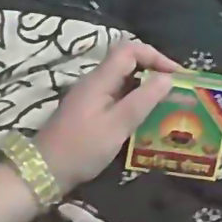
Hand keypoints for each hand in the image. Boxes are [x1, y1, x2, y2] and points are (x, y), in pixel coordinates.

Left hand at [37, 41, 183, 191]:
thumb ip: (143, 100)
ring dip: (147, 87)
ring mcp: (91, 96)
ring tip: (168, 103)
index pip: (130, 50)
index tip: (177, 75)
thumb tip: (167, 78)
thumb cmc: (82, 148)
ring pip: (124, 80)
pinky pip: (117, 96)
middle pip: (127, 62)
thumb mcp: (117, 125)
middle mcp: (95, 82)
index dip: (156, 56)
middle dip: (155, 70)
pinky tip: (147, 118)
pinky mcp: (90, 111)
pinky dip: (135, 101)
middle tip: (176, 89)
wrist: (44, 171)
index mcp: (100, 79)